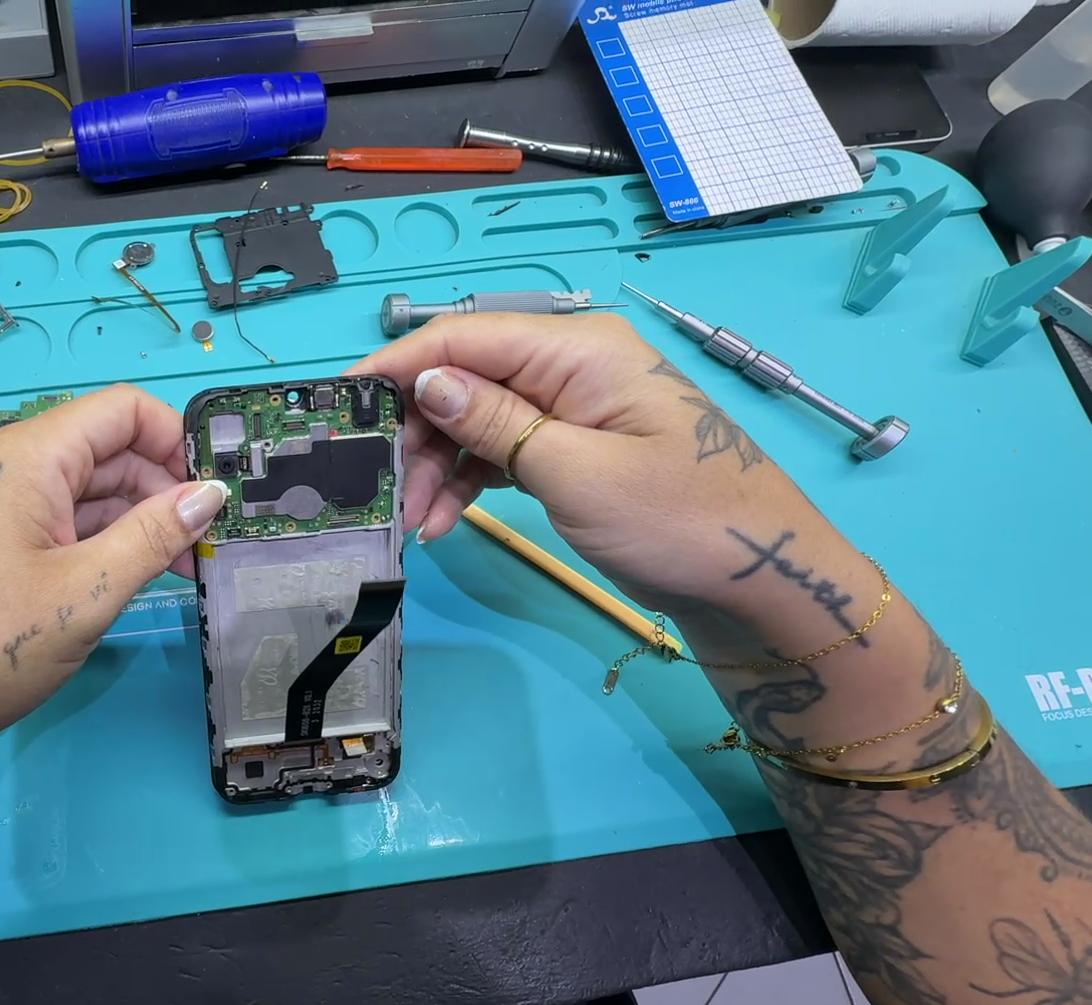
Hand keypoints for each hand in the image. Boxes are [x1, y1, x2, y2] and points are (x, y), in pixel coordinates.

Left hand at [0, 384, 226, 763]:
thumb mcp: (87, 589)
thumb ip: (155, 535)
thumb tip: (210, 495)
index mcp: (29, 456)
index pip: (121, 410)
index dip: (175, 438)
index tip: (213, 488)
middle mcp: (10, 466)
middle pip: (107, 449)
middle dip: (162, 487)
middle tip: (204, 542)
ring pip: (88, 490)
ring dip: (138, 519)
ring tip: (180, 567)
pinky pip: (64, 522)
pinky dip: (105, 540)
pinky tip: (136, 573)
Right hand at [347, 314, 862, 624]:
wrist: (752, 579)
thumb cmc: (676, 519)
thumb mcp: (574, 471)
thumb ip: (493, 422)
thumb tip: (425, 382)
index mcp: (576, 350)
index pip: (464, 339)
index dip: (397, 366)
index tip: (340, 401)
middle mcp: (564, 367)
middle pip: (461, 382)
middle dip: (416, 434)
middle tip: (386, 489)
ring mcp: (562, 407)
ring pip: (469, 422)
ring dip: (434, 470)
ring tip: (414, 521)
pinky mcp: (561, 445)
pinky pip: (494, 452)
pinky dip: (463, 484)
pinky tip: (442, 522)